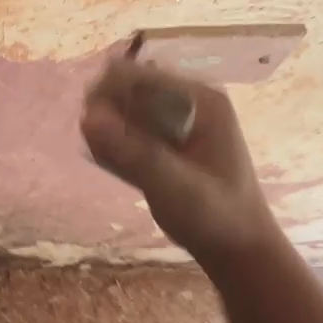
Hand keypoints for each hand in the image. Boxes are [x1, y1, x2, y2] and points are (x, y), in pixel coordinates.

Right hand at [80, 59, 280, 262]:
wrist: (234, 248)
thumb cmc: (216, 216)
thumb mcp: (177, 186)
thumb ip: (133, 153)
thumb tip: (87, 118)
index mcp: (198, 97)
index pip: (133, 74)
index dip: (108, 98)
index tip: (98, 134)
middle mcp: (182, 98)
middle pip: (119, 87)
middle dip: (106, 119)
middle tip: (111, 157)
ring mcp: (169, 116)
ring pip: (114, 108)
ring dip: (106, 136)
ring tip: (122, 169)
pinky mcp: (157, 134)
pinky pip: (118, 126)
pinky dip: (110, 146)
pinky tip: (122, 172)